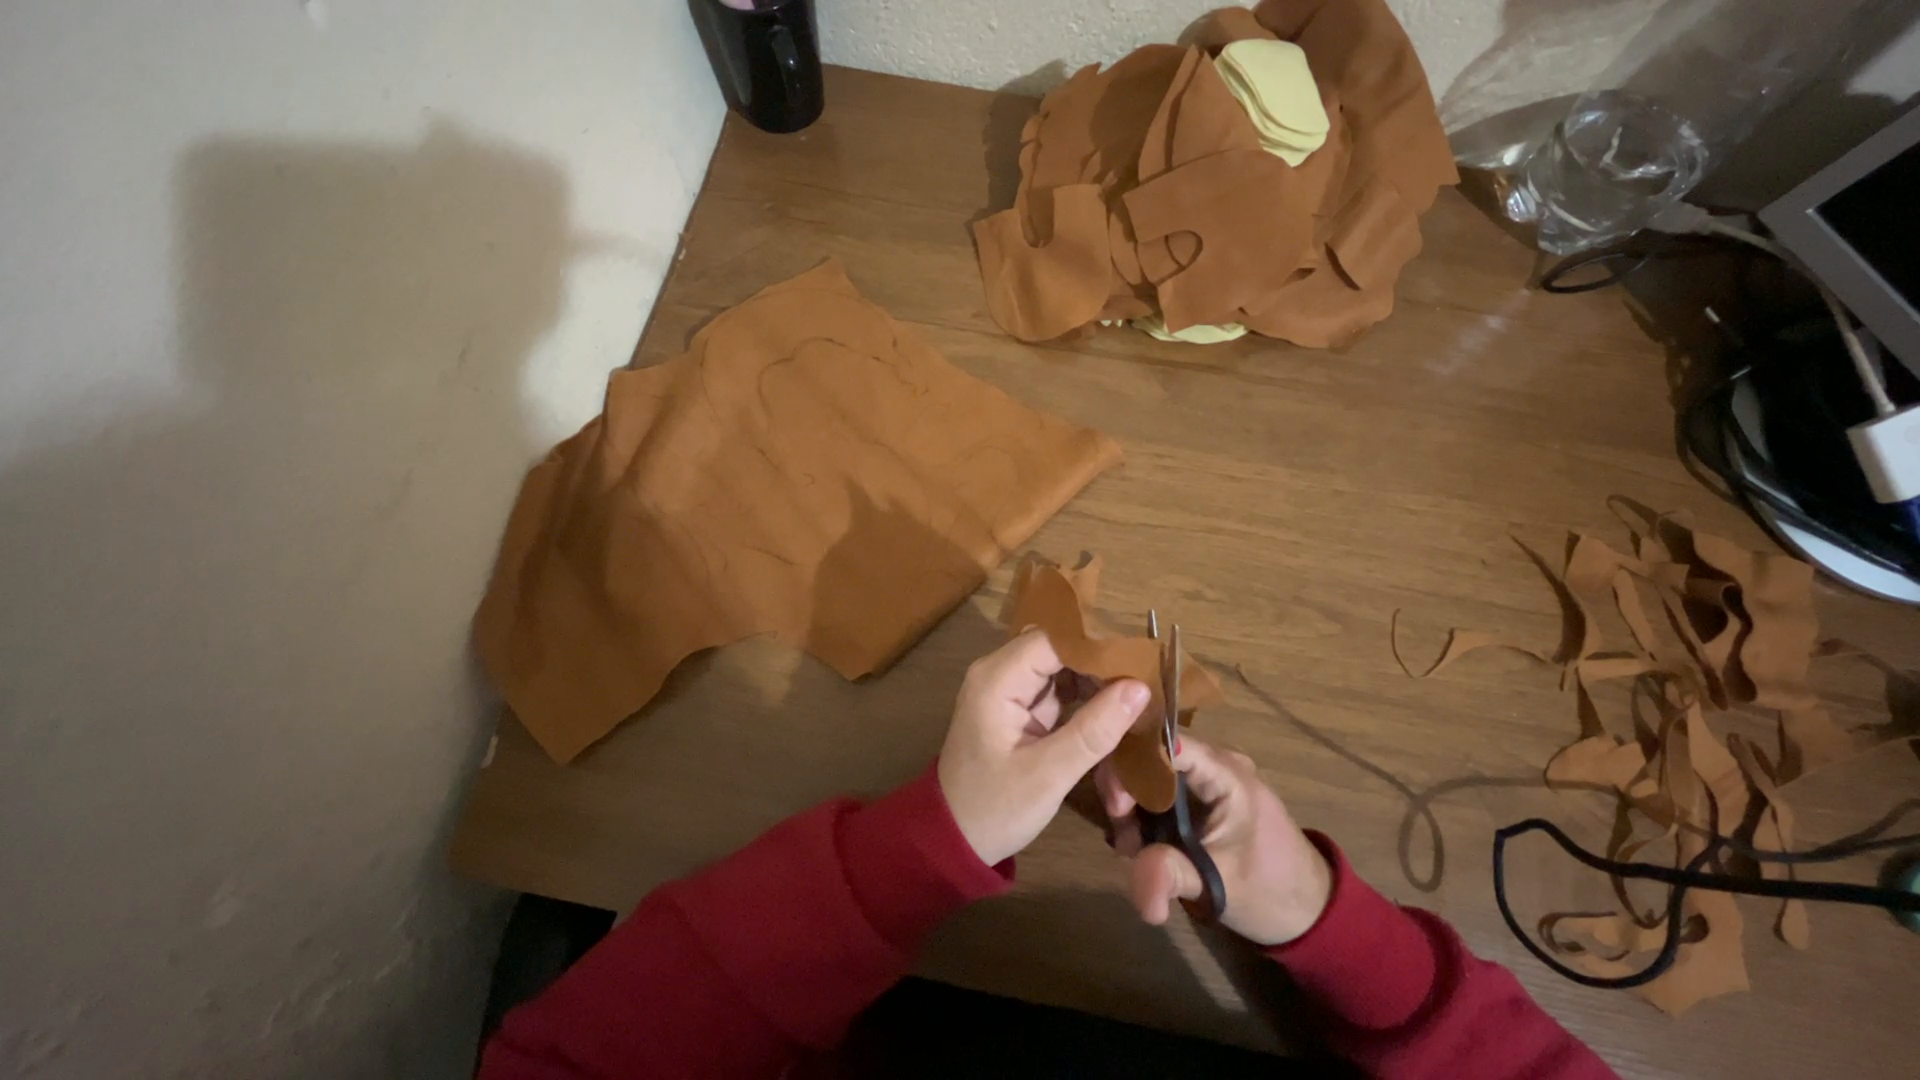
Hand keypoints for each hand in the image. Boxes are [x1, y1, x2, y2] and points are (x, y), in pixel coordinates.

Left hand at [937, 630, 1149, 865]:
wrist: (954, 839)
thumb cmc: (994, 809)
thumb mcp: (1048, 774)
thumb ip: (1094, 730)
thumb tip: (1140, 687)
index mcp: (997, 680)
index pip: (1054, 639)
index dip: (1099, 647)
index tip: (1142, 663)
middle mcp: (1000, 673)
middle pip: (1061, 649)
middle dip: (1103, 667)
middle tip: (1148, 686)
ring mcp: (1010, 690)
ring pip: (1064, 669)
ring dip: (1099, 684)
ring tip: (1140, 701)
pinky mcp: (1020, 709)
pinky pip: (1060, 691)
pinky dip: (1087, 702)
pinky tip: (1118, 715)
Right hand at [1097, 735, 1332, 945]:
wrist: (1308, 909)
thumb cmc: (1272, 890)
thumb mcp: (1218, 884)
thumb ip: (1173, 877)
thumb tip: (1139, 898)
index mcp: (1225, 771)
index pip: (1163, 741)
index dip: (1132, 763)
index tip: (1116, 805)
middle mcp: (1213, 762)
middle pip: (1150, 753)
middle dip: (1126, 790)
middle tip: (1121, 837)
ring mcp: (1206, 776)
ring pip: (1150, 772)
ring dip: (1131, 806)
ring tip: (1130, 849)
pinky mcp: (1199, 794)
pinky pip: (1159, 788)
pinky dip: (1143, 812)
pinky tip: (1139, 845)